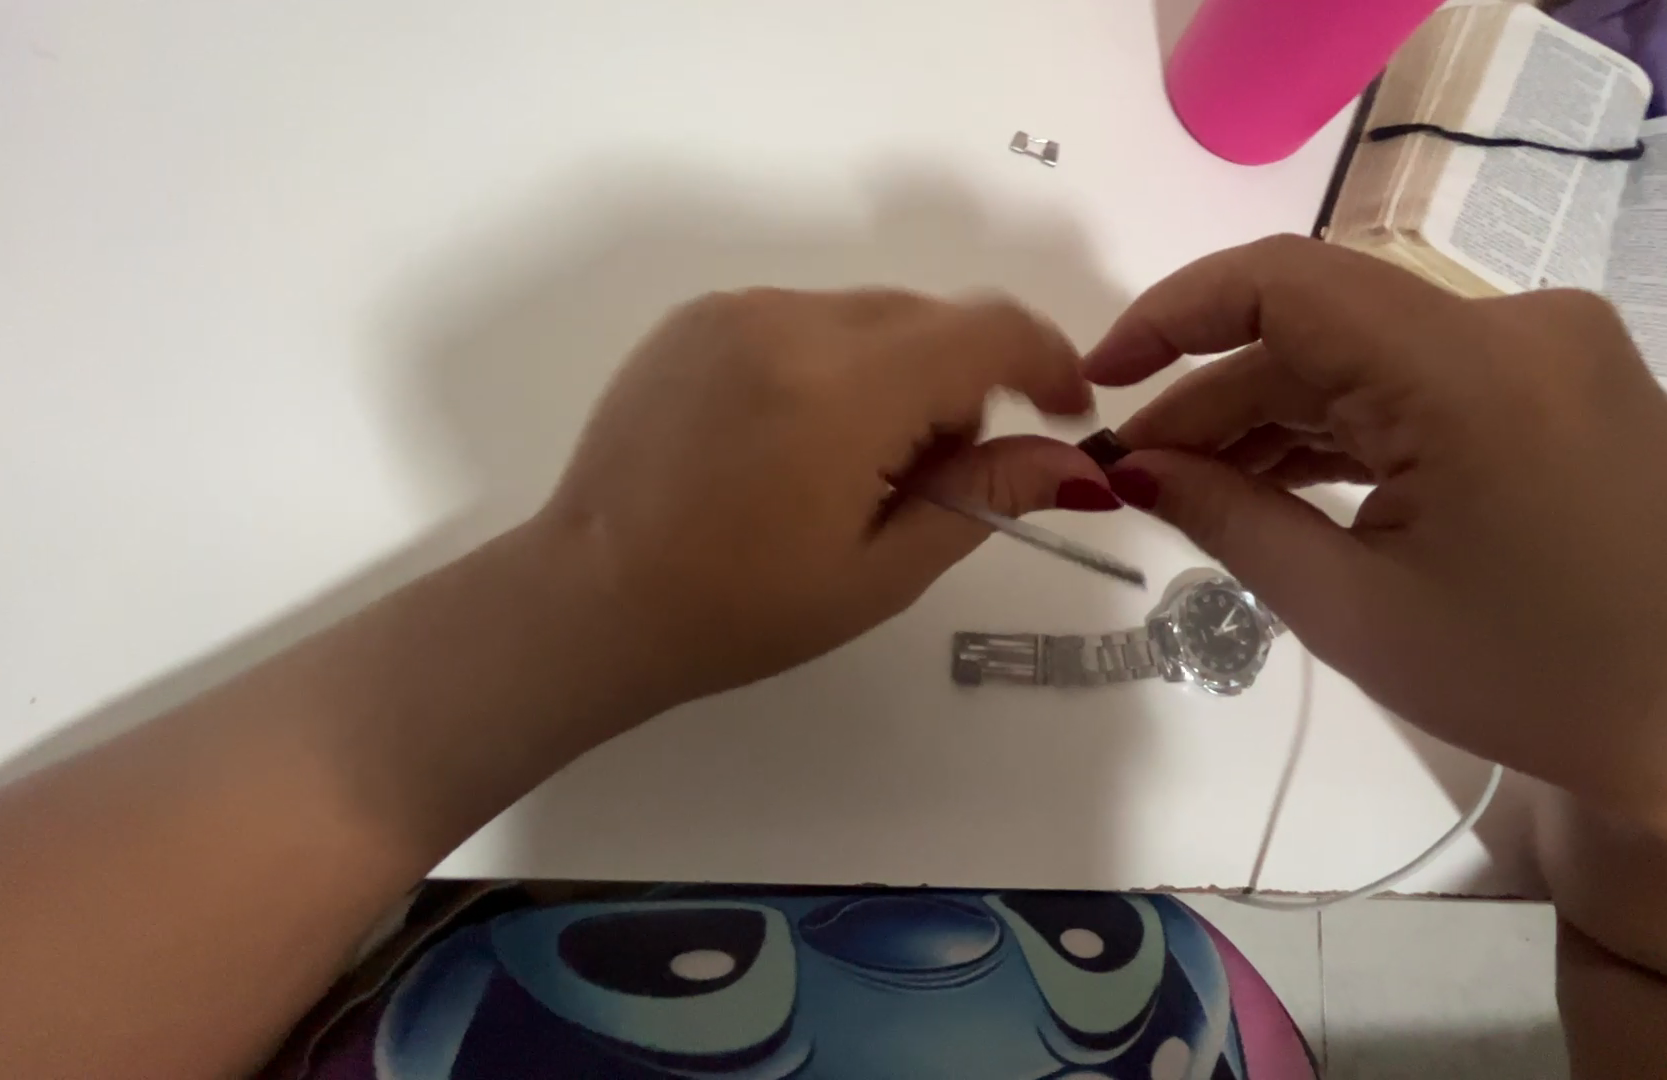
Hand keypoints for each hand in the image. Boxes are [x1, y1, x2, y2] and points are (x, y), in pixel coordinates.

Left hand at [527, 287, 1108, 713]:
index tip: (1064, 411)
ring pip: (876, 316)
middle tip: (931, 473)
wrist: (590, 599)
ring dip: (902, 375)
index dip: (1048, 361)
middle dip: (965, 385)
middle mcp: (789, 321)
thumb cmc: (744, 611)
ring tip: (855, 464)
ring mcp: (736, 309)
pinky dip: (843, 364)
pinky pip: (814, 319)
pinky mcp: (700, 315)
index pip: (987, 332)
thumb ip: (985, 497)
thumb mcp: (883, 570)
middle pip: (933, 319)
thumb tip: (1076, 463)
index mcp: (840, 392)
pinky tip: (799, 437)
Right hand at [1085, 236, 1666, 834]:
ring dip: (1258, 423)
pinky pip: (1398, 388)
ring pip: (1348, 364)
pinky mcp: (1542, 387)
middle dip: (1206, 402)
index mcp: (1469, 367)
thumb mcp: (1345, 605)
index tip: (1099, 373)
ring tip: (1189, 491)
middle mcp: (1511, 325)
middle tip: (1132, 472)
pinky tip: (1268, 484)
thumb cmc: (1527, 680)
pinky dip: (1322, 433)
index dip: (1170, 314)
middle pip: (1309, 336)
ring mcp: (1535, 352)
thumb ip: (1224, 516)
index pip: (1283, 282)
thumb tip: (1128, 467)